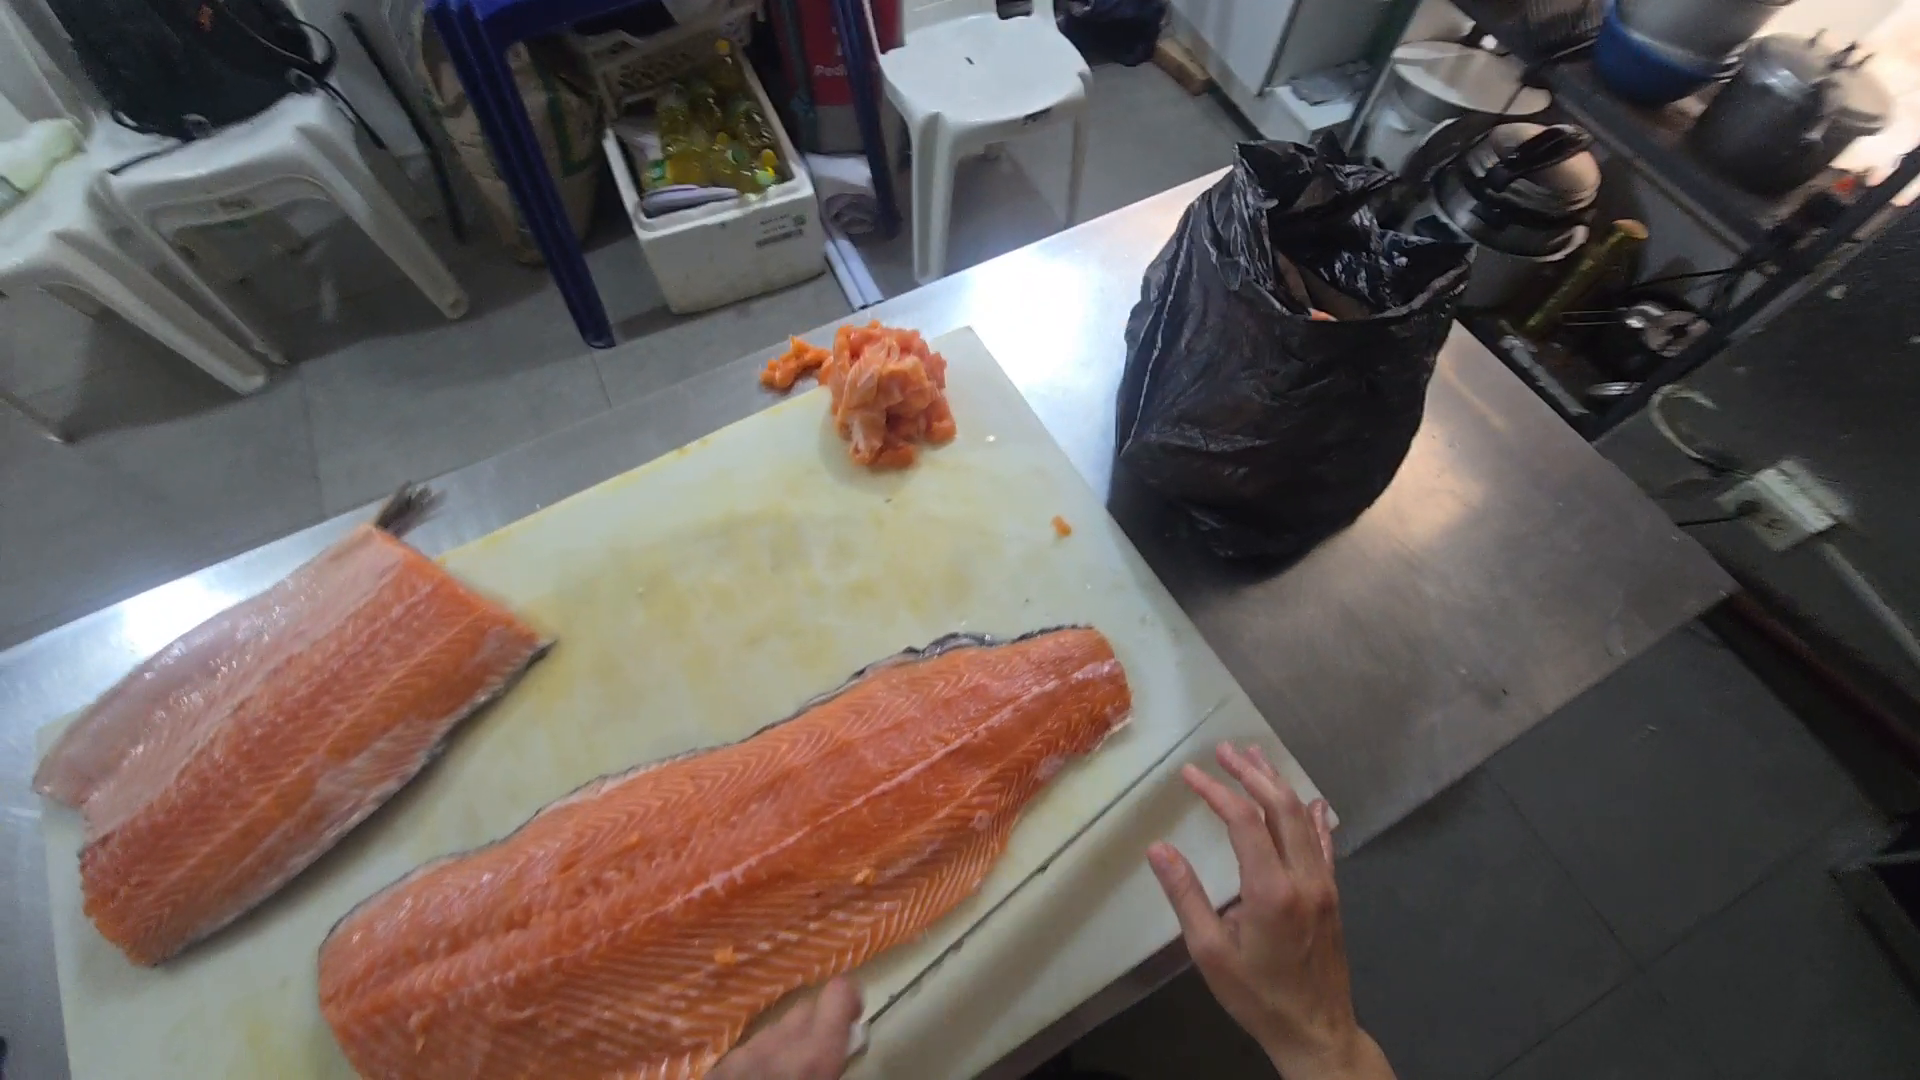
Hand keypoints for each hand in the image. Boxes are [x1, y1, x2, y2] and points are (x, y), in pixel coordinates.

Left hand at [708, 978, 862, 1079]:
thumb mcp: (821, 1079)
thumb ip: (831, 1072)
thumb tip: (837, 1062)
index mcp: (815, 1057)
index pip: (839, 994)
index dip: (849, 1002)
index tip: (853, 1022)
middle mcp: (781, 1042)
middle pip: (806, 1009)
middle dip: (818, 1027)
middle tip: (820, 1061)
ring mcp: (746, 1051)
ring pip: (775, 1031)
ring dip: (786, 1046)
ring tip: (786, 1079)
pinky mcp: (719, 1066)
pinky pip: (748, 1051)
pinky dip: (759, 1063)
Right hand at [1148, 743, 1393, 1079]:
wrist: (1318, 1034)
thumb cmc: (1257, 994)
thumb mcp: (1209, 952)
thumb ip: (1185, 895)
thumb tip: (1158, 848)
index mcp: (1271, 890)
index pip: (1244, 821)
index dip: (1217, 790)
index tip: (1190, 773)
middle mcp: (1304, 878)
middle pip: (1281, 807)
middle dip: (1250, 773)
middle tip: (1223, 750)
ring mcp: (1324, 884)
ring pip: (1304, 819)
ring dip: (1277, 783)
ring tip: (1254, 755)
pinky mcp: (1332, 894)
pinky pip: (1324, 844)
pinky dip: (1313, 815)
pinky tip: (1309, 799)